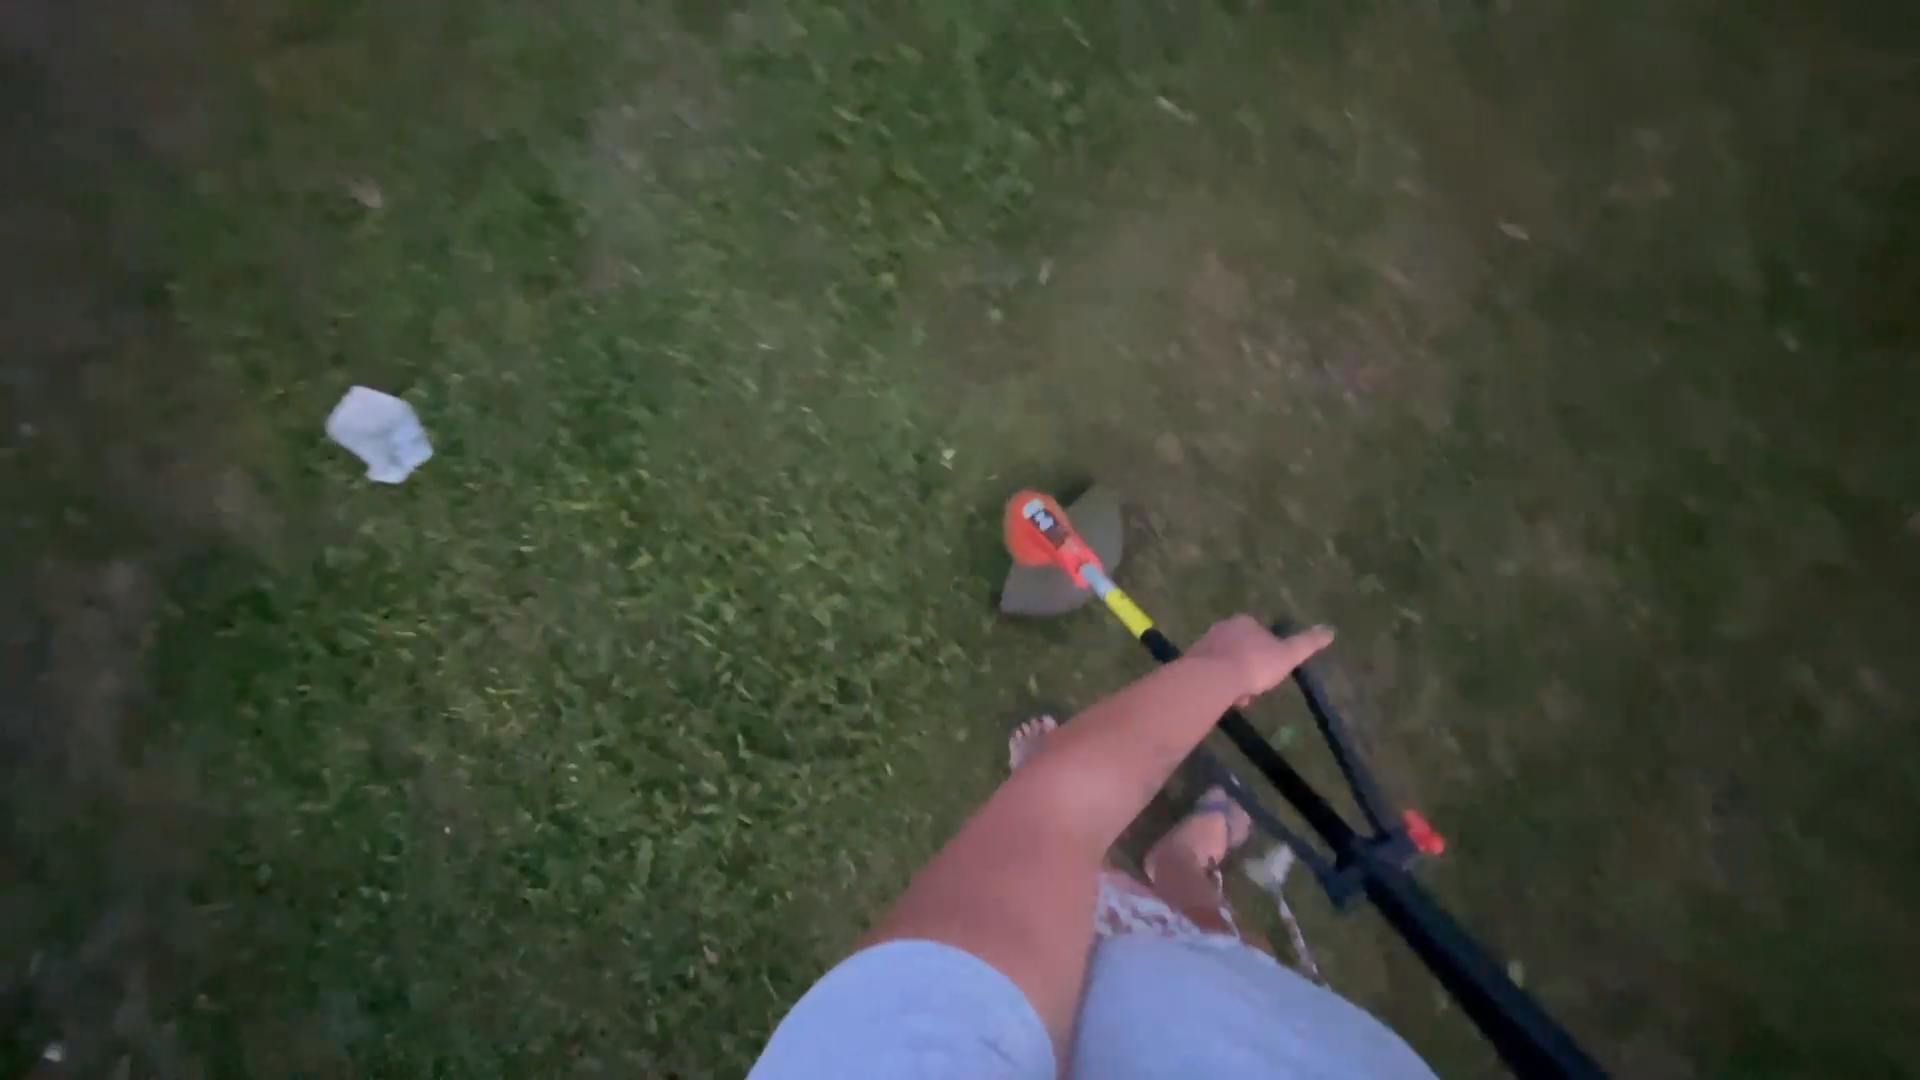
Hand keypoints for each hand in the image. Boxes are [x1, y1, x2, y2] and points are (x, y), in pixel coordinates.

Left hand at [1187, 616, 1333, 702]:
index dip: (1269, 655)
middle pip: (1243, 651)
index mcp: (1244, 621)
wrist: (1212, 677)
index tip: (1272, 672)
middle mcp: (1222, 627)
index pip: (1261, 635)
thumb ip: (1308, 643)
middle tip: (1255, 688)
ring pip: (1227, 665)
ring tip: (1240, 699)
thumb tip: (1330, 631)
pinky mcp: (1191, 661)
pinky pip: (1212, 675)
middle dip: (1251, 671)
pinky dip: (1221, 687)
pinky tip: (1225, 700)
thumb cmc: (1254, 664)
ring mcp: (1204, 643)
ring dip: (1236, 682)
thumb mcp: (1288, 655)